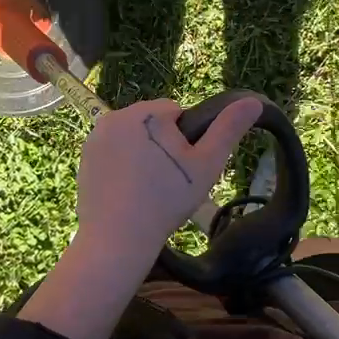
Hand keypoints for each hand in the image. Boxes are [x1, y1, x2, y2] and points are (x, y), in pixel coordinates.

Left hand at [19, 97, 262, 338]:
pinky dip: (122, 166)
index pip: (176, 112)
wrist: (117, 237)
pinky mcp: (84, 157)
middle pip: (152, 123)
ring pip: (133, 138)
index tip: (183, 168)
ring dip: (143, 154)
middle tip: (168, 181)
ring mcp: (96, 137)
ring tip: (148, 189)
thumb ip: (229, 129)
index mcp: (146, 112)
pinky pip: (113, 153)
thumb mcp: (207, 165)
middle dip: (163, 145)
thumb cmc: (167, 199)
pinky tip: (128, 192)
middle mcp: (115, 116)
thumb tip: (254, 101)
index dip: (186, 140)